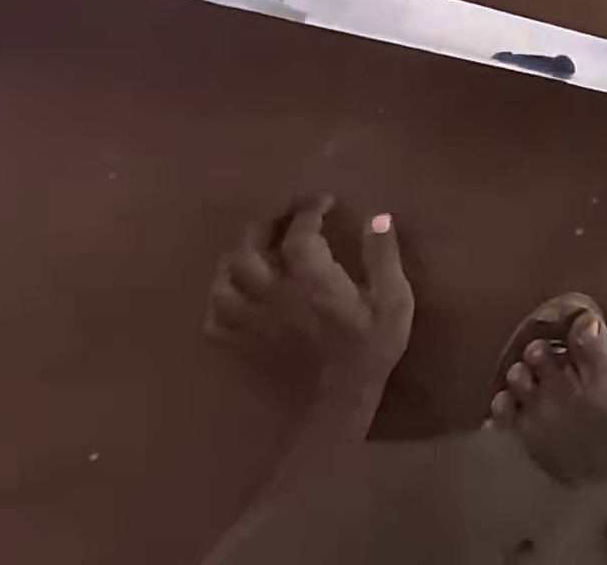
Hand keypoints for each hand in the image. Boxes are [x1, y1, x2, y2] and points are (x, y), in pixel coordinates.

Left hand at [205, 196, 413, 395]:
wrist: (335, 404)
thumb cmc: (370, 346)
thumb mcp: (393, 298)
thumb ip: (383, 256)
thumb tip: (379, 217)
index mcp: (311, 281)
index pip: (299, 233)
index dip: (309, 210)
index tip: (324, 201)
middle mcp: (270, 295)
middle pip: (249, 250)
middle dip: (267, 225)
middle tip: (286, 215)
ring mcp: (246, 322)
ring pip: (224, 278)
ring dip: (239, 255)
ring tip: (258, 247)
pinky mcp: (233, 346)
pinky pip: (213, 311)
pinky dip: (222, 292)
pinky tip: (236, 290)